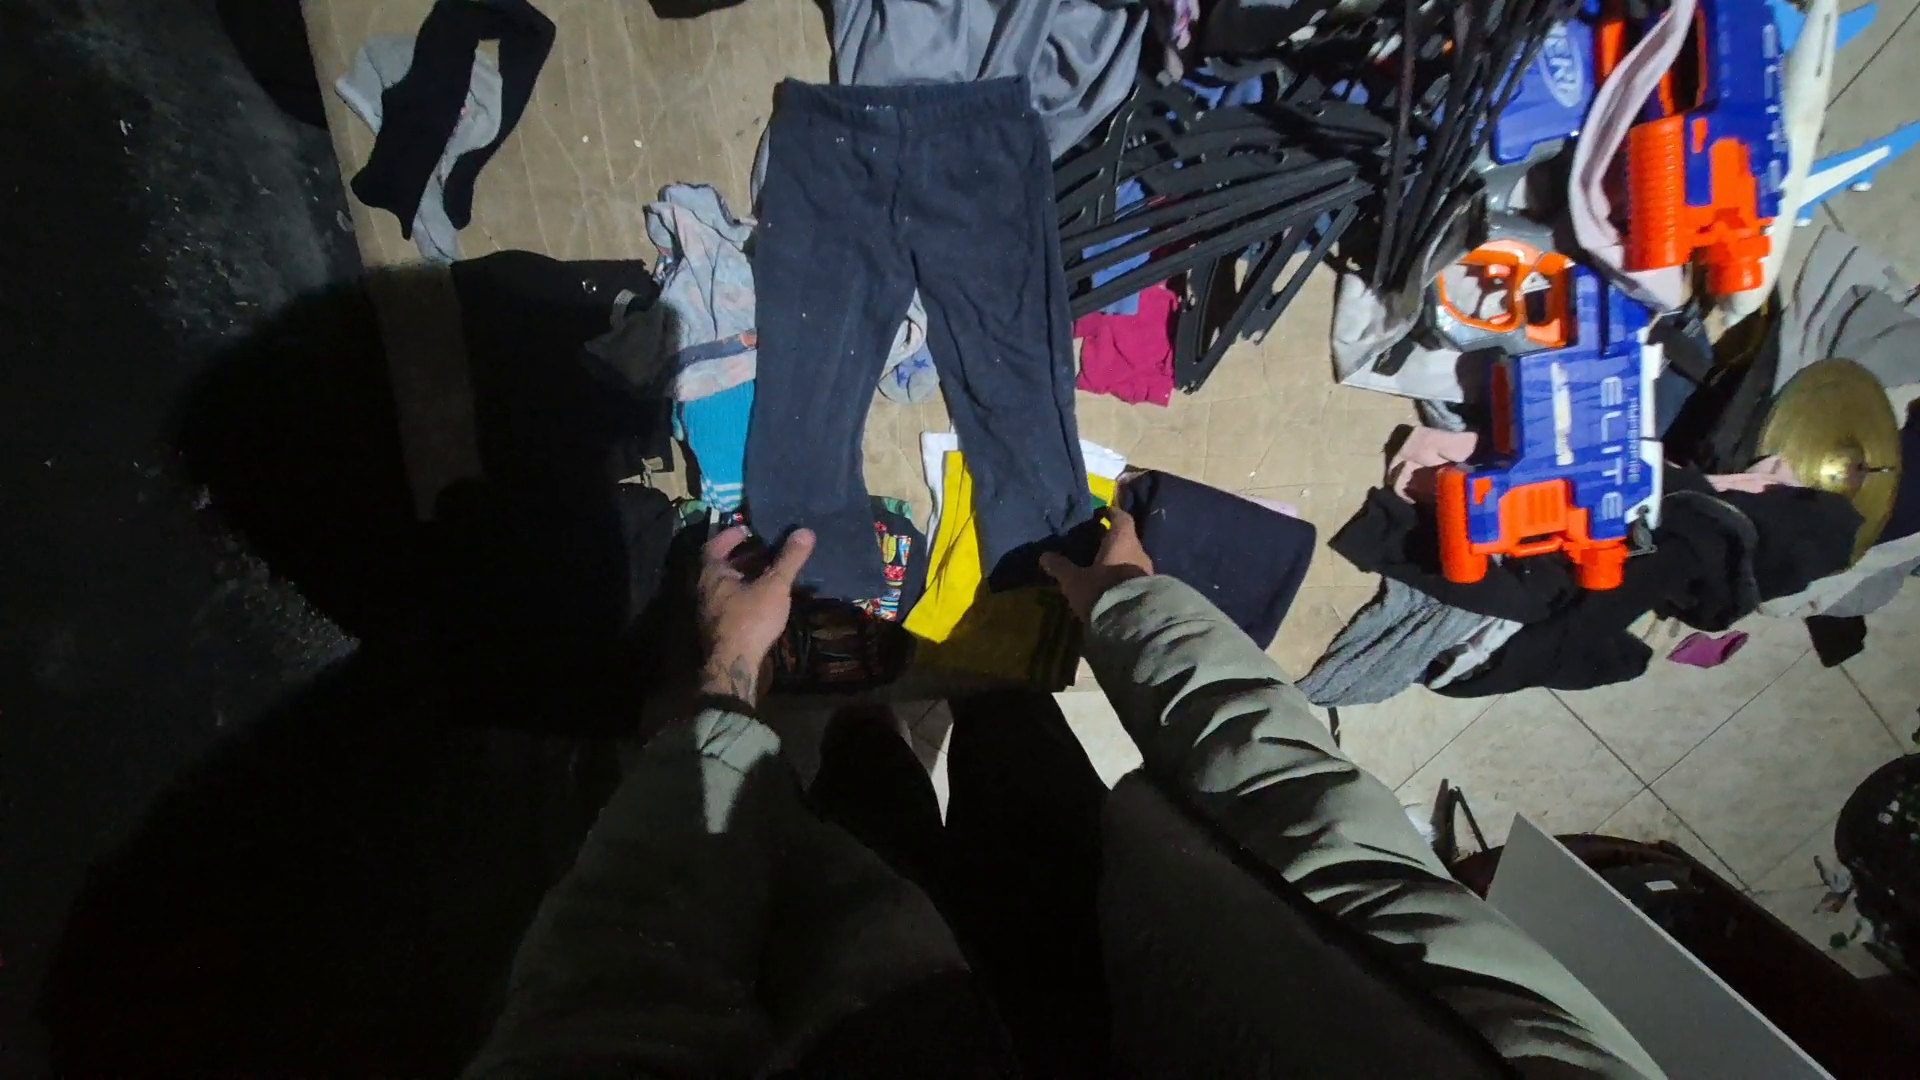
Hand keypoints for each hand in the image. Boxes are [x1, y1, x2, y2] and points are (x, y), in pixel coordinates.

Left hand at [696, 525, 815, 703]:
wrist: (734, 665)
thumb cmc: (750, 619)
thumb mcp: (774, 585)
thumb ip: (788, 559)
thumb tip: (805, 531)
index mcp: (712, 574)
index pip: (714, 546)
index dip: (730, 536)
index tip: (747, 531)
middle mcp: (705, 589)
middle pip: (720, 566)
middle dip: (741, 556)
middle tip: (764, 549)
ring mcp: (710, 611)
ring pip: (726, 586)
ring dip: (744, 576)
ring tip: (768, 572)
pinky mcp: (719, 628)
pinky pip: (730, 602)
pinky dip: (745, 594)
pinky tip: (763, 598)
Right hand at [1039, 507, 1153, 623]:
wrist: (1134, 623)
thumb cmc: (1103, 590)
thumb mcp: (1074, 580)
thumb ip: (1060, 567)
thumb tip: (1044, 556)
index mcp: (1122, 540)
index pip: (1121, 517)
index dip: (1110, 513)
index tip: (1099, 514)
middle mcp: (1139, 551)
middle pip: (1125, 540)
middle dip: (1110, 542)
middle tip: (1092, 545)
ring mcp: (1147, 572)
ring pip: (1130, 559)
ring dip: (1116, 562)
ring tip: (1098, 569)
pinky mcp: (1150, 591)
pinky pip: (1133, 577)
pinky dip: (1122, 578)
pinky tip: (1109, 587)